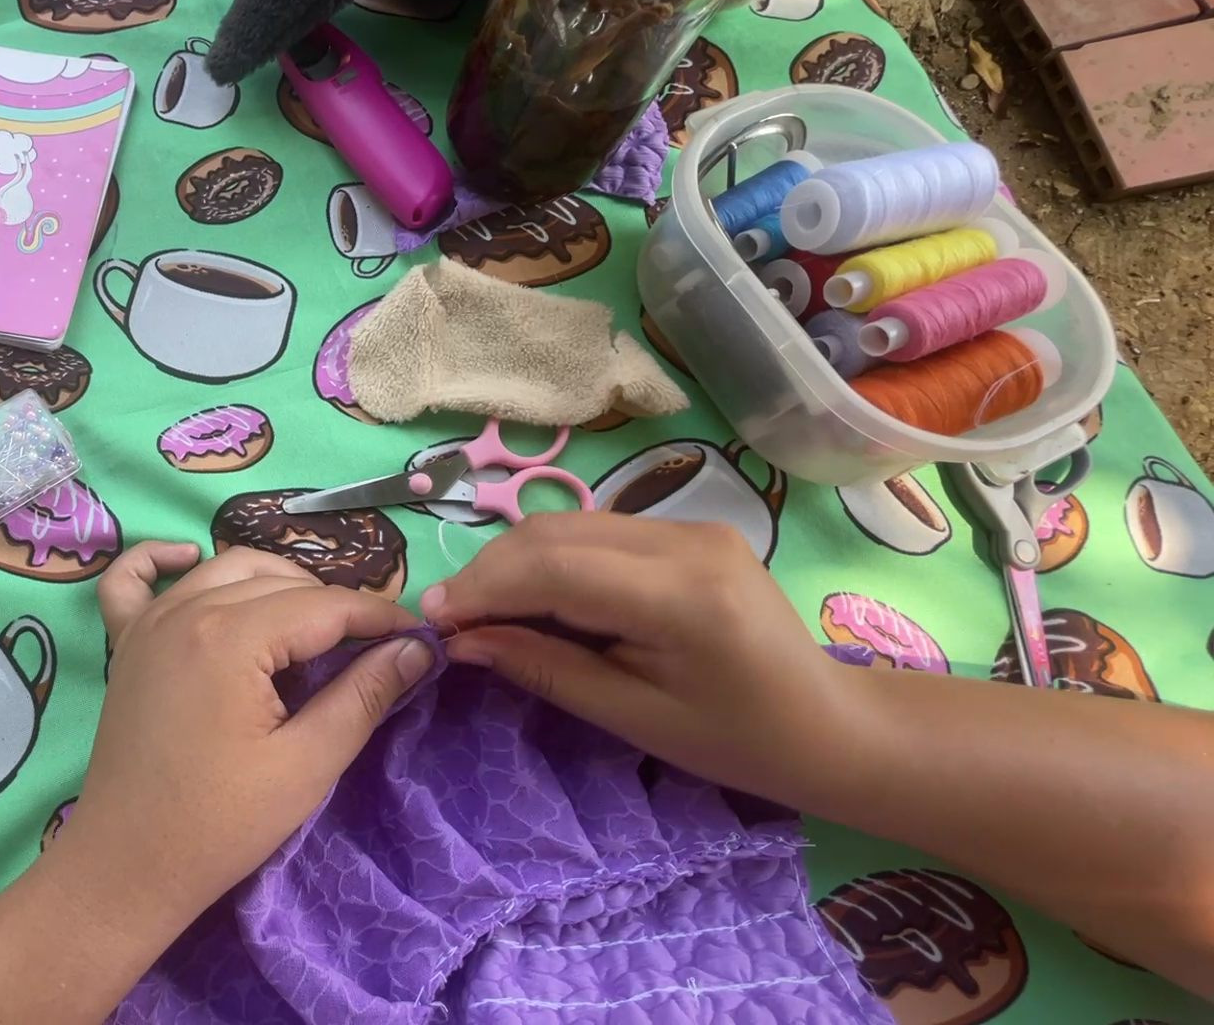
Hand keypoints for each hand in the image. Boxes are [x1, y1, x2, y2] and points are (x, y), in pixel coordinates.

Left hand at [44, 542, 431, 942]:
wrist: (128, 866)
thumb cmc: (221, 824)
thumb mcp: (308, 764)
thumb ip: (363, 695)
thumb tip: (415, 648)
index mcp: (232, 637)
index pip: (324, 605)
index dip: (378, 617)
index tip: (416, 636)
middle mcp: (187, 610)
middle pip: (280, 581)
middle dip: (334, 605)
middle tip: (369, 647)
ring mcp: (149, 621)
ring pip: (226, 568)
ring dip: (276, 583)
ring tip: (310, 624)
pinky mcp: (125, 640)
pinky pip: (133, 578)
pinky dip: (162, 560)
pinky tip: (189, 559)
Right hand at [420, 513, 862, 801]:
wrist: (833, 722)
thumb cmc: (737, 741)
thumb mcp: (630, 716)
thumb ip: (542, 666)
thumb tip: (461, 641)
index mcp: (685, 596)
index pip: (556, 569)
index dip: (483, 588)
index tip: (433, 618)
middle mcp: (686, 540)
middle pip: (551, 534)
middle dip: (486, 572)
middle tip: (447, 618)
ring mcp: (686, 525)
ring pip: (562, 524)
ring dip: (509, 563)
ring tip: (478, 608)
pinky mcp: (681, 526)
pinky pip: (587, 531)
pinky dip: (543, 559)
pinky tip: (527, 593)